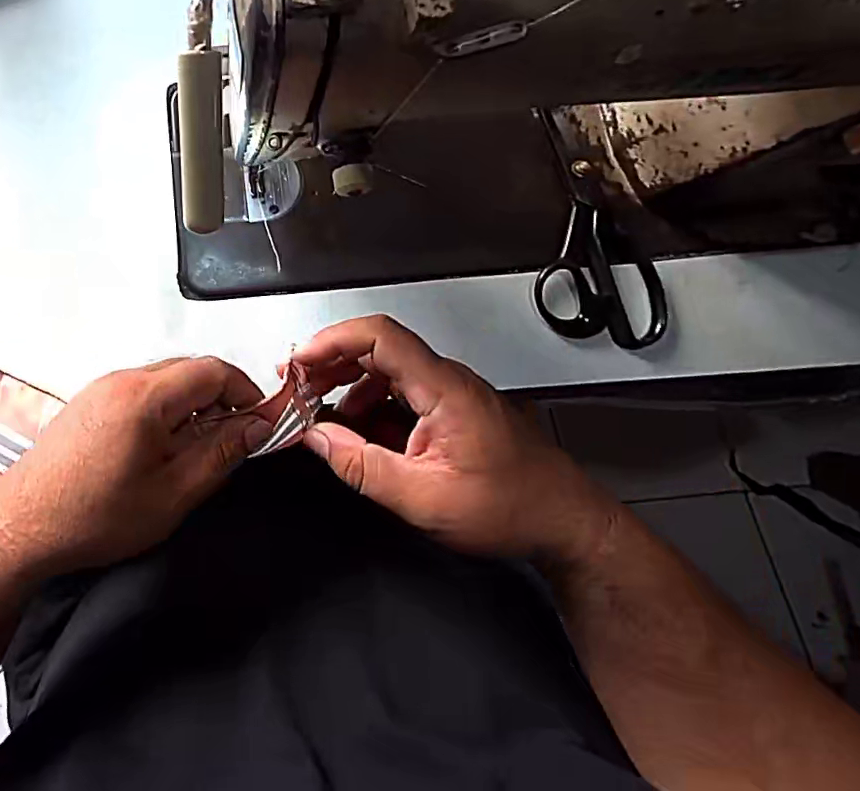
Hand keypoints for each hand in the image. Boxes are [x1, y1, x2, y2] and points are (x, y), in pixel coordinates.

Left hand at [0, 357, 272, 577]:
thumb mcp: (174, 493)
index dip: (246, 392)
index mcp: (145, 396)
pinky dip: (164, 410)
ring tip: (197, 450)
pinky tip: (162, 449)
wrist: (23, 526)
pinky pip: (141, 392)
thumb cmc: (91, 516)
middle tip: (234, 439)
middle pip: (190, 370)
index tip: (259, 422)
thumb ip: (221, 453)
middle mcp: (122, 380)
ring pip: (166, 381)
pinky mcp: (91, 402)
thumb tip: (255, 428)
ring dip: (192, 406)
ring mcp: (102, 388)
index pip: (214, 370)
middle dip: (221, 399)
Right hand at [292, 315, 617, 562]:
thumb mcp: (425, 499)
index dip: (332, 341)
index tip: (300, 360)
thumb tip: (318, 439)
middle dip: (328, 362)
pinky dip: (365, 402)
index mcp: (444, 389)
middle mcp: (445, 380)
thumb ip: (362, 467)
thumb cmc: (515, 508)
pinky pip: (395, 390)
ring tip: (316, 409)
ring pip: (381, 368)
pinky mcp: (445, 407)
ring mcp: (446, 391)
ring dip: (344, 384)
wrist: (564, 522)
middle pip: (373, 348)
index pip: (379, 336)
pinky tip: (351, 428)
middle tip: (296, 386)